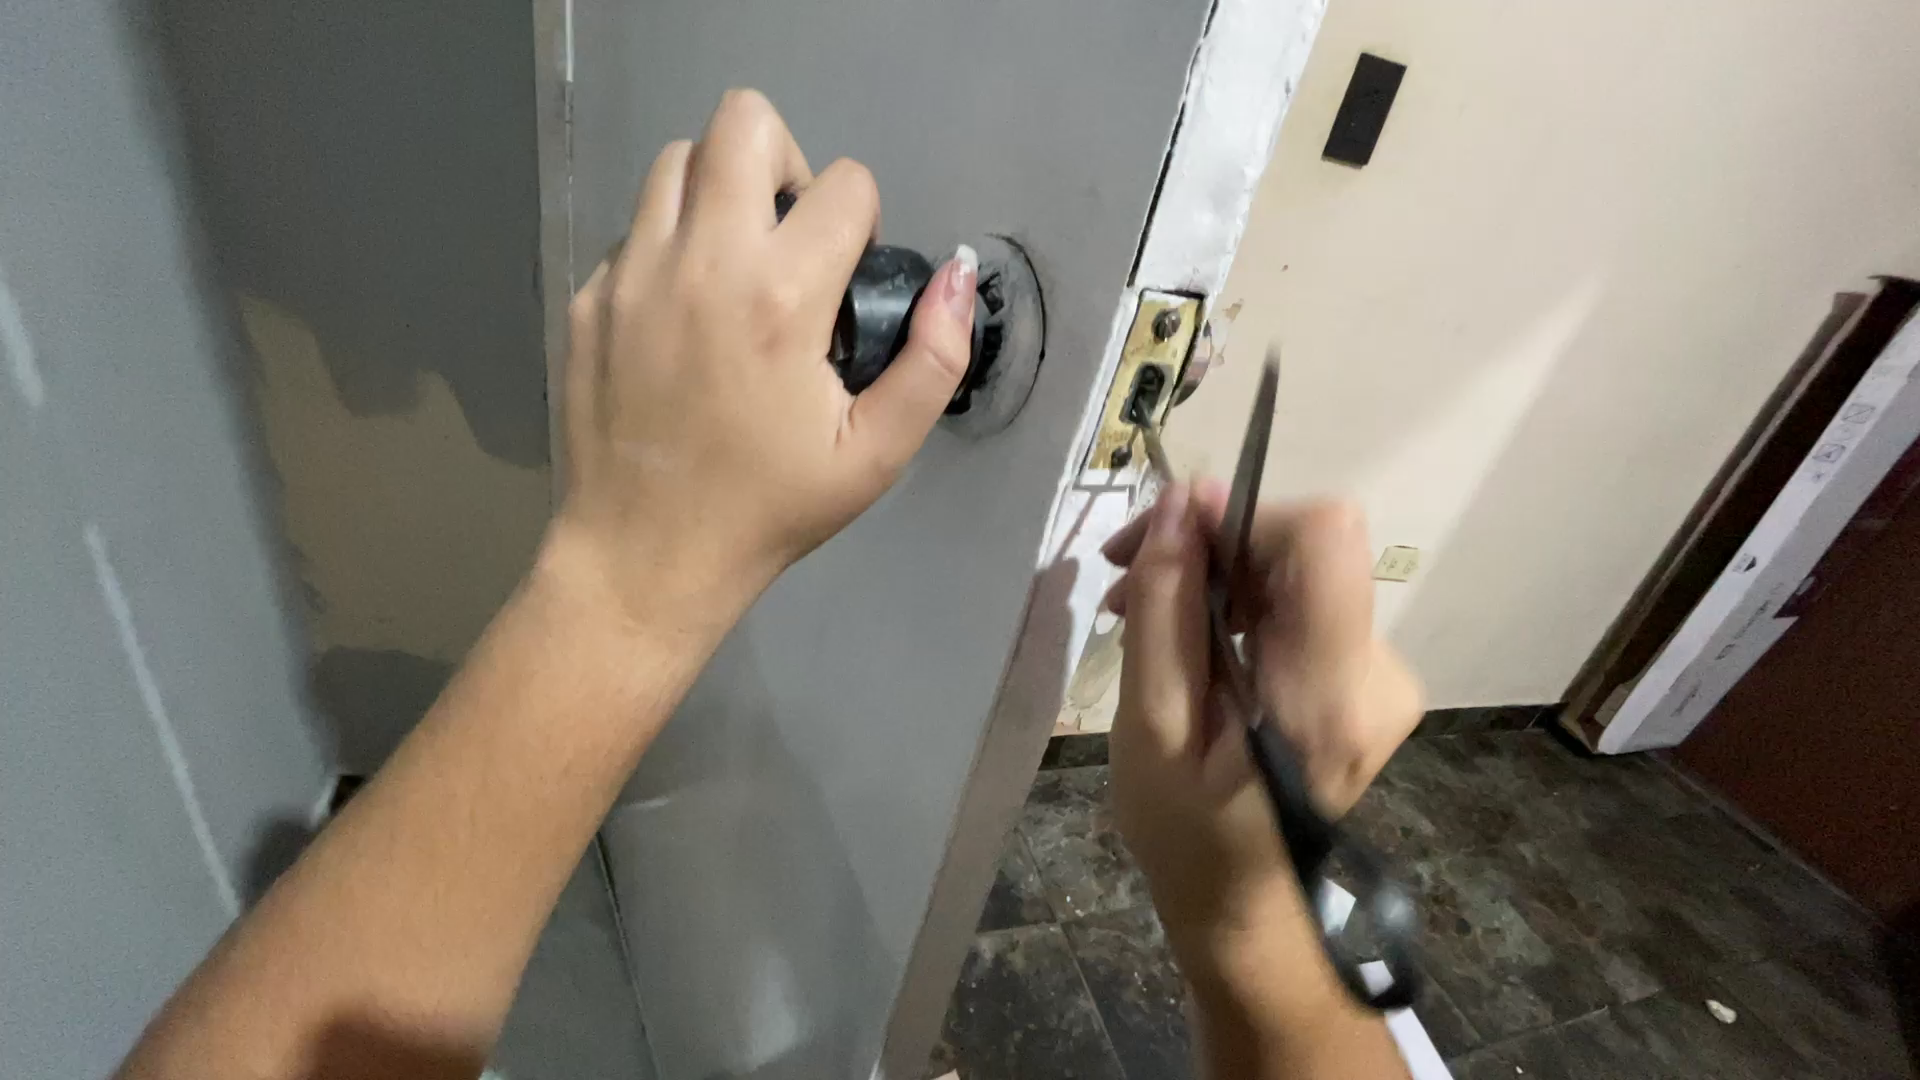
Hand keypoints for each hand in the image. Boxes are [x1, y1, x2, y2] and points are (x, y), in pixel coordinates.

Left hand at [547, 89, 975, 630]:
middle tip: (793, 250)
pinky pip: (637, 228)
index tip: (847, 288)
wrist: (647, 556)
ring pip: (678, 160)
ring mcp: (629, 273)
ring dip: (724, 195)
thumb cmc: (772, 509)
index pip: (845, 185)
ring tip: (739, 275)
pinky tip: (685, 321)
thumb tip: (956, 275)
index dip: (864, 226)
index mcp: (779, 298)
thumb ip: (932, 361)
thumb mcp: (877, 453)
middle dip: (787, 169)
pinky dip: (673, 247)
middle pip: (744, 121)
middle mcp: (698, 260)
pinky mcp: (589, 296)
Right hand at [1100, 480, 1422, 950]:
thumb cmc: (1183, 829)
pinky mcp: (1360, 674)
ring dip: (1209, 573)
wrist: (1240, 901)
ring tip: (1135, 610)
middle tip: (1120, 578)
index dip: (1240, 516)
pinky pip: (1295, 600)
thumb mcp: (1150, 723)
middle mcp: (1376, 671)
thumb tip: (1178, 502)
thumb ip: (1166, 608)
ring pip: (1292, 569)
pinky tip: (1181, 632)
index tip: (1164, 537)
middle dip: (1205, 545)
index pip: (1322, 539)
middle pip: (1300, 549)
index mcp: (1327, 693)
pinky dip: (1231, 600)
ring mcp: (1377, 673)